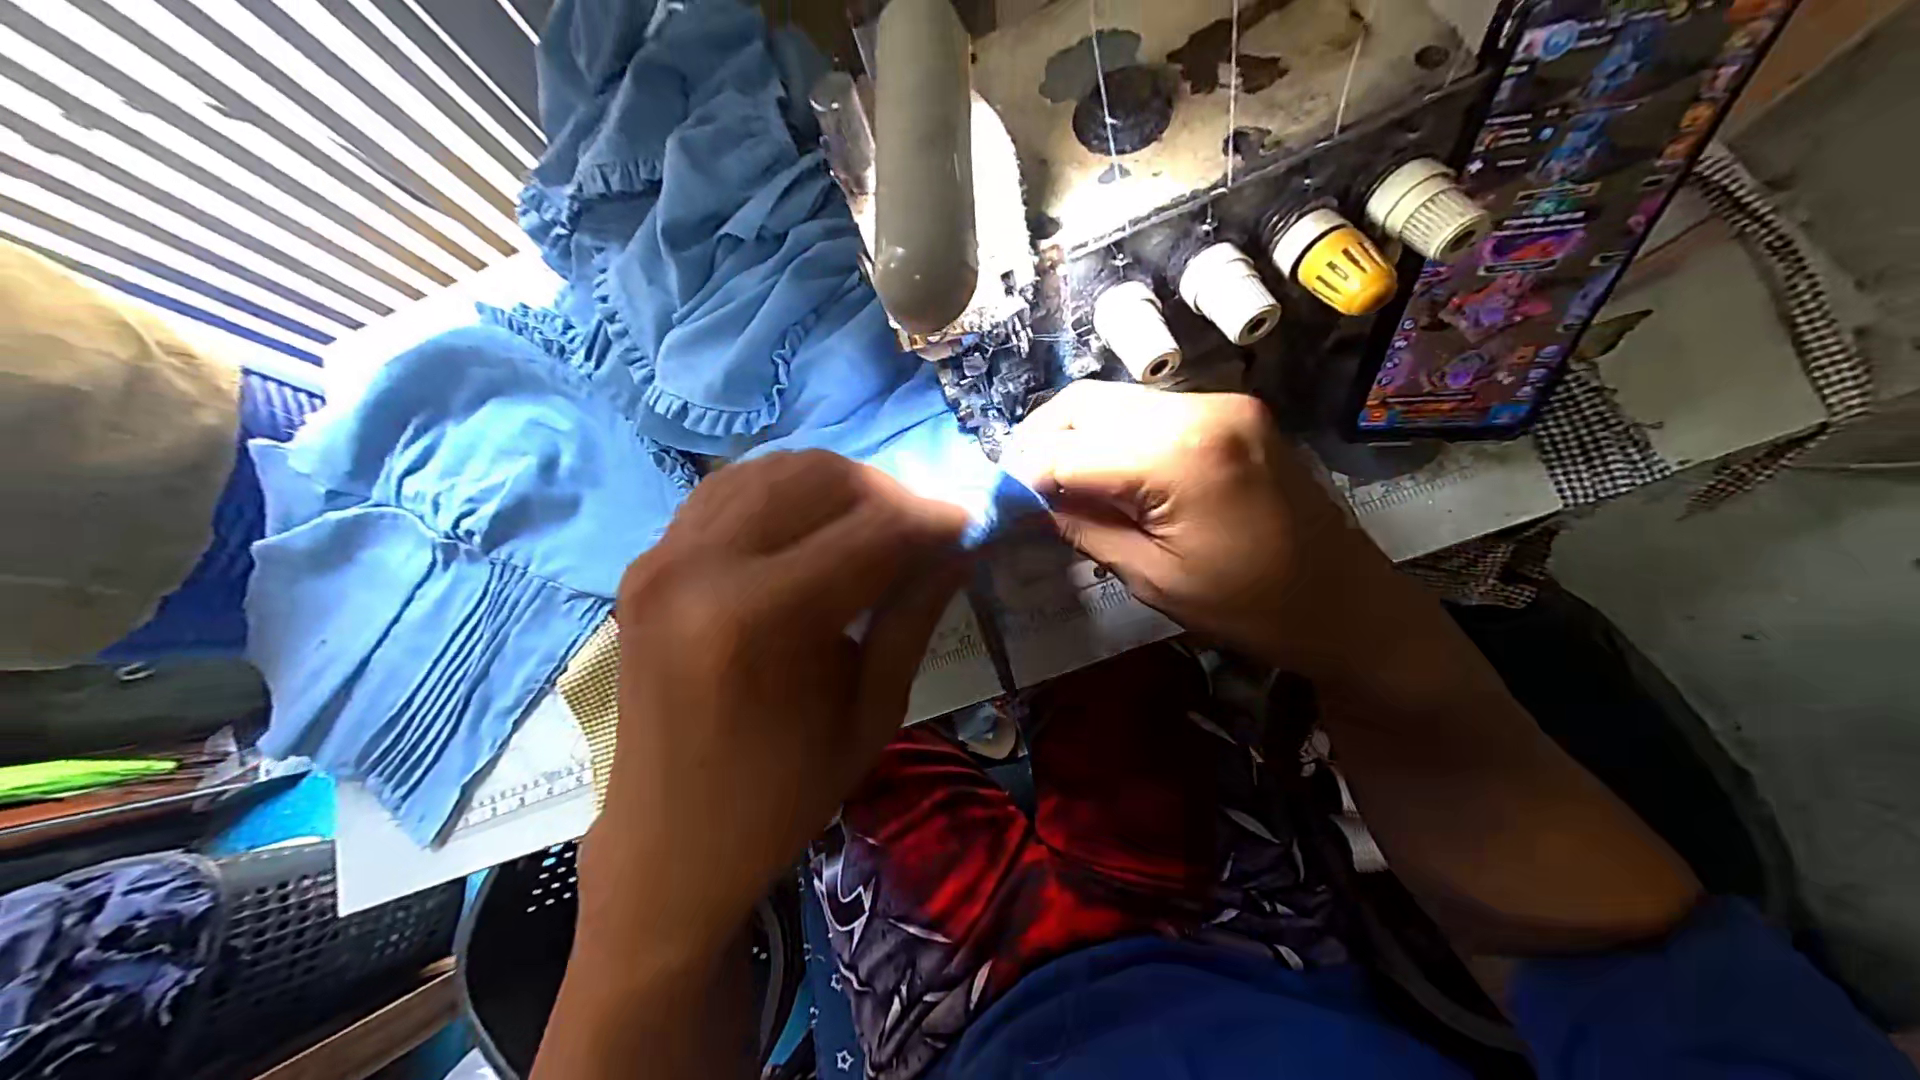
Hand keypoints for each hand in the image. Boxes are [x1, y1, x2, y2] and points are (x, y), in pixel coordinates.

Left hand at [583, 450, 969, 956]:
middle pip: (820, 477)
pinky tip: (809, 525)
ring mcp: (662, 558)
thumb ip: (916, 613)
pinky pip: (726, 490)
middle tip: (920, 529)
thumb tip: (962, 545)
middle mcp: (701, 567)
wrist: (670, 842)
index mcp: (761, 620)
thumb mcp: (872, 711)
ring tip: (870, 526)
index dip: (933, 518)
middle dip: (887, 492)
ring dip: (836, 485)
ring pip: (773, 468)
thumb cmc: (784, 796)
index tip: (967, 526)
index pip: (874, 530)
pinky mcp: (646, 562)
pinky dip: (780, 491)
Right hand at [1002, 380, 1394, 680]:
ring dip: (1072, 434)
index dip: (1024, 475)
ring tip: (1052, 480)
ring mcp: (1220, 403)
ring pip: (1113, 400)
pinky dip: (1111, 435)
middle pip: (1086, 404)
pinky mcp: (1230, 412)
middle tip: (1017, 486)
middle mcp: (1199, 408)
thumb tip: (1030, 499)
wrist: (1346, 603)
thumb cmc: (1250, 607)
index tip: (998, 500)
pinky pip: (1148, 411)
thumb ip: (1084, 527)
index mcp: (1180, 456)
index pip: (1069, 449)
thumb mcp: (1153, 577)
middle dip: (1039, 441)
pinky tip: (1099, 470)